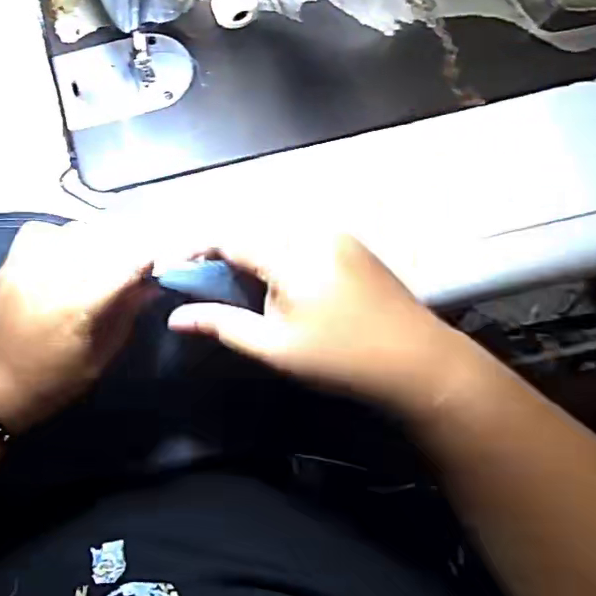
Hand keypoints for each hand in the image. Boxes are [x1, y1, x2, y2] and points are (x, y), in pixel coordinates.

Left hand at [0, 221, 157, 432]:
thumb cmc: (47, 385)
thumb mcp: (98, 360)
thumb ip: (126, 314)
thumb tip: (152, 283)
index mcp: (79, 305)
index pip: (131, 260)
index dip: (156, 256)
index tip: (169, 262)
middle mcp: (54, 272)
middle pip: (110, 237)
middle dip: (133, 246)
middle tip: (143, 265)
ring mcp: (30, 260)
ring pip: (82, 229)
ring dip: (105, 240)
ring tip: (111, 260)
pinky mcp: (13, 257)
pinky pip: (52, 230)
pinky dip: (70, 236)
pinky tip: (74, 256)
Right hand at [165, 232, 477, 416]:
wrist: (419, 363)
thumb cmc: (340, 359)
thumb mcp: (274, 348)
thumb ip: (222, 325)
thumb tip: (176, 317)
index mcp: (290, 256)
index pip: (229, 239)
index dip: (197, 250)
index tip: (176, 267)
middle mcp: (314, 234)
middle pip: (253, 232)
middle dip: (226, 254)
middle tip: (211, 285)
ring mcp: (339, 237)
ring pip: (279, 235)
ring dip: (256, 255)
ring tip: (246, 289)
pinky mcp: (354, 246)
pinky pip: (304, 241)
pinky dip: (283, 256)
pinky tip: (286, 287)